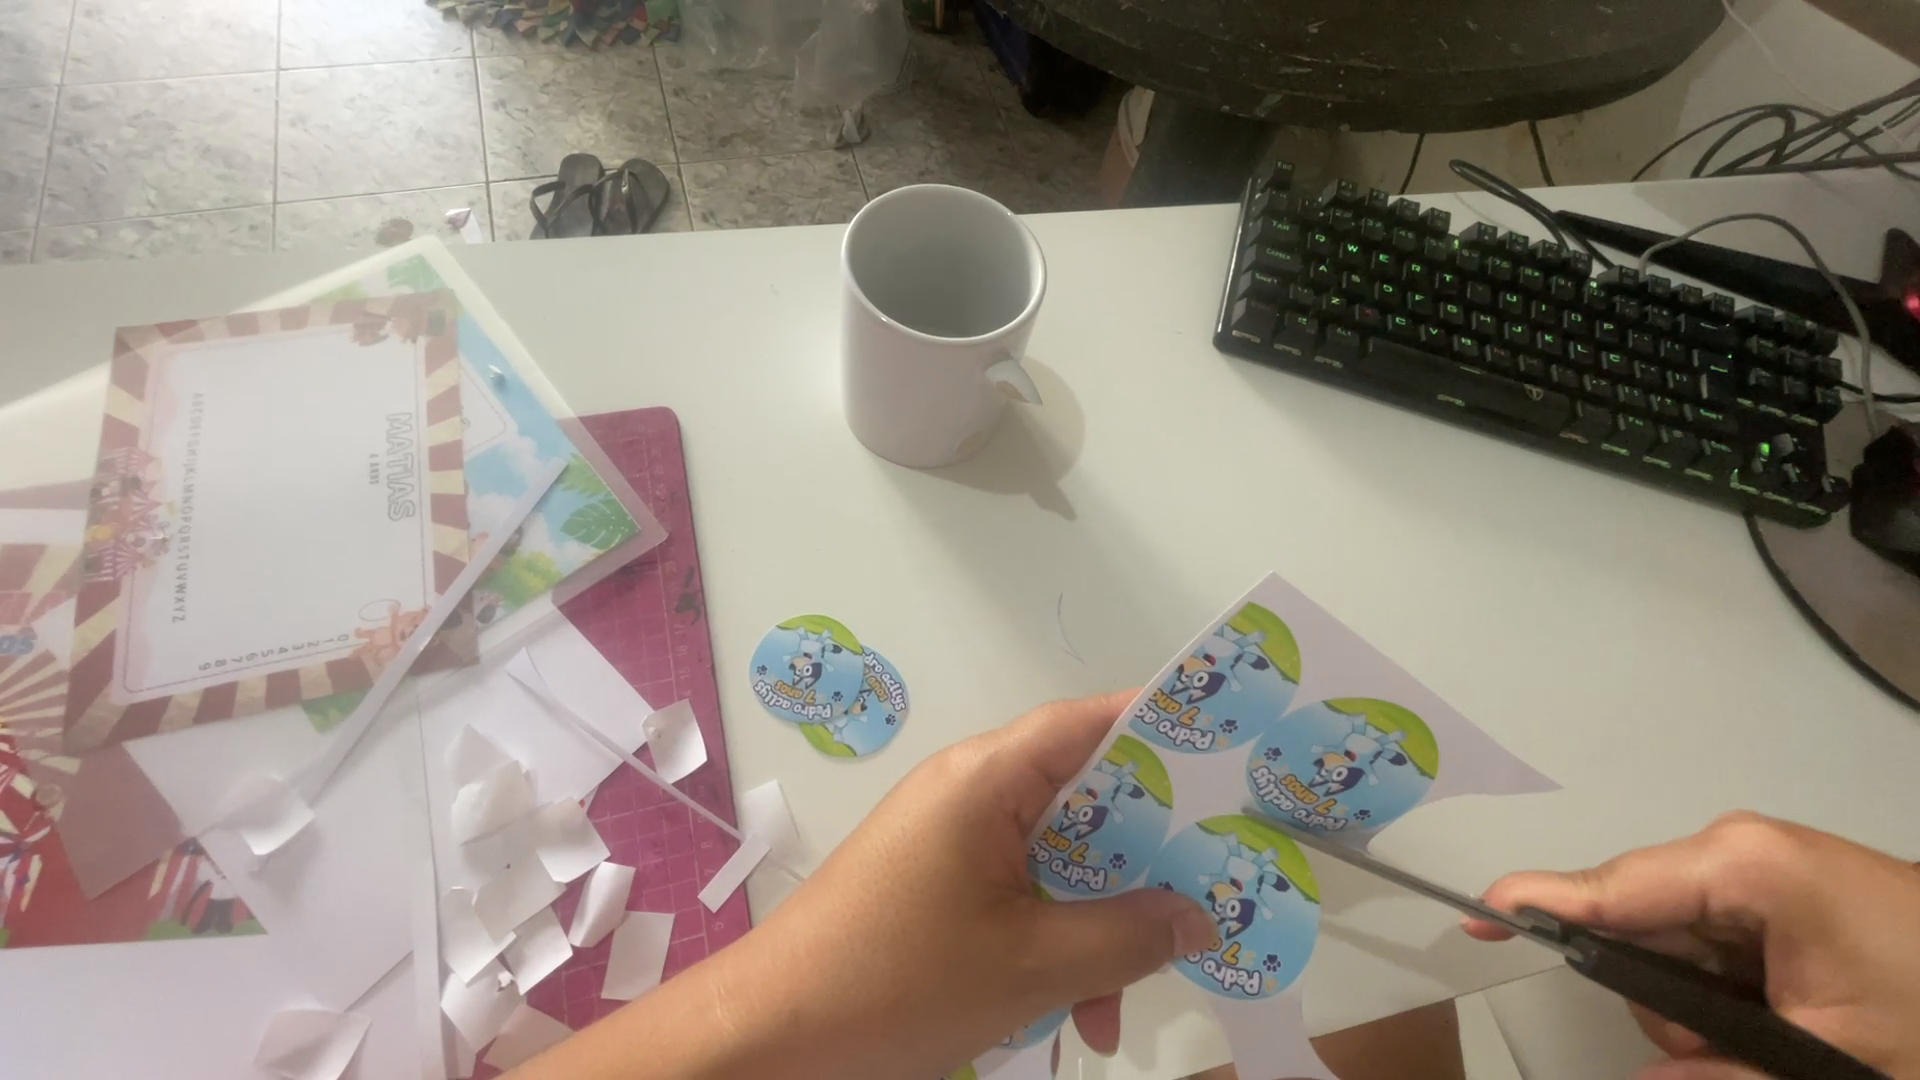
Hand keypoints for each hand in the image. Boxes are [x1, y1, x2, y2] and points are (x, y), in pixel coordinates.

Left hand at [512, 692, 1212, 1079]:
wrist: (776, 1029)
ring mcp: (953, 832)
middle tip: (1202, 888)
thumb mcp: (1033, 964)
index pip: (1085, 722)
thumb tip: (1197, 913)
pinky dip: (1053, 935)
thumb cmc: (902, 977)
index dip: (1153, 723)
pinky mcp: (940, 874)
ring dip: (1095, 917)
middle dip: (1137, 854)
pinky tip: (1070, 1010)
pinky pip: (1019, 884)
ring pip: (1053, 852)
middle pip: (1079, 793)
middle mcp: (971, 787)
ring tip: (1115, 1003)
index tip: (1218, 744)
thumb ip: (1127, 934)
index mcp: (989, 776)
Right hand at [1462, 812, 1919, 1079]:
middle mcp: (1735, 851)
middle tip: (1734, 1053)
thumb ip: (1726, 1073)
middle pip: (1639, 919)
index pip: (1611, 887)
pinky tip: (1780, 1017)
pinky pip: (1706, 933)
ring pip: (1669, 935)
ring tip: (1785, 1040)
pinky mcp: (1773, 885)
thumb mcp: (1845, 1063)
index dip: (1538, 904)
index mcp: (1744, 867)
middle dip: (1663, 993)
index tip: (1475, 915)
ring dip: (1698, 1000)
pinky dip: (1722, 985)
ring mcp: (1756, 865)